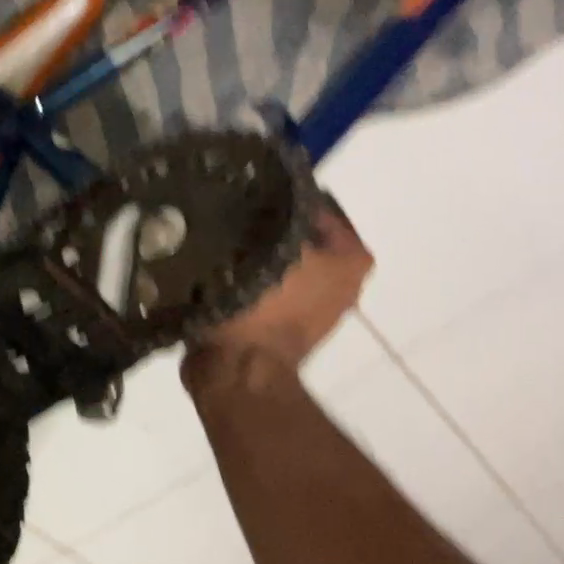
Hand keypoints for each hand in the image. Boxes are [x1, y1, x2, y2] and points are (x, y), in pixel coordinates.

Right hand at [187, 199, 372, 374]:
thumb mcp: (272, 252)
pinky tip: (212, 273)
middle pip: (297, 240)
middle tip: (226, 219)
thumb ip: (269, 223)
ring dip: (249, 257)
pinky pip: (259, 290)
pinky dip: (241, 282)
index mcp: (351, 260)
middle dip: (264, 231)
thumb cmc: (263, 308)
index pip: (316, 211)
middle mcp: (341, 282)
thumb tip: (247, 202)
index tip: (244, 193)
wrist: (237, 369)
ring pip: (275, 265)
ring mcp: (309, 308)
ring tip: (214, 244)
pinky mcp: (276, 327)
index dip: (280, 200)